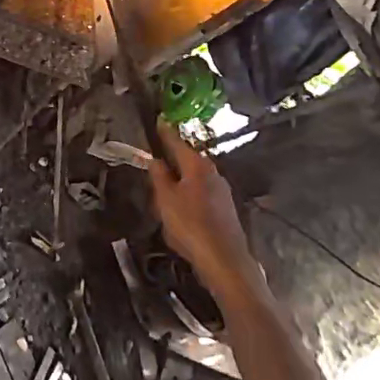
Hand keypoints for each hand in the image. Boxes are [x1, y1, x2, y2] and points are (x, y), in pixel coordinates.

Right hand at [146, 121, 265, 303]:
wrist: (224, 259)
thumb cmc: (191, 225)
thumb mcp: (166, 200)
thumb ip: (159, 177)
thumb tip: (155, 159)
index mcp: (197, 165)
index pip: (177, 142)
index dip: (165, 132)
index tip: (158, 120)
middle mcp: (212, 172)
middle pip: (188, 159)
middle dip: (173, 157)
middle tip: (157, 154)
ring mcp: (221, 190)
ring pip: (195, 177)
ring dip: (181, 177)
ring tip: (165, 183)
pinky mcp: (225, 208)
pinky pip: (201, 193)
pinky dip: (189, 193)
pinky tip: (182, 206)